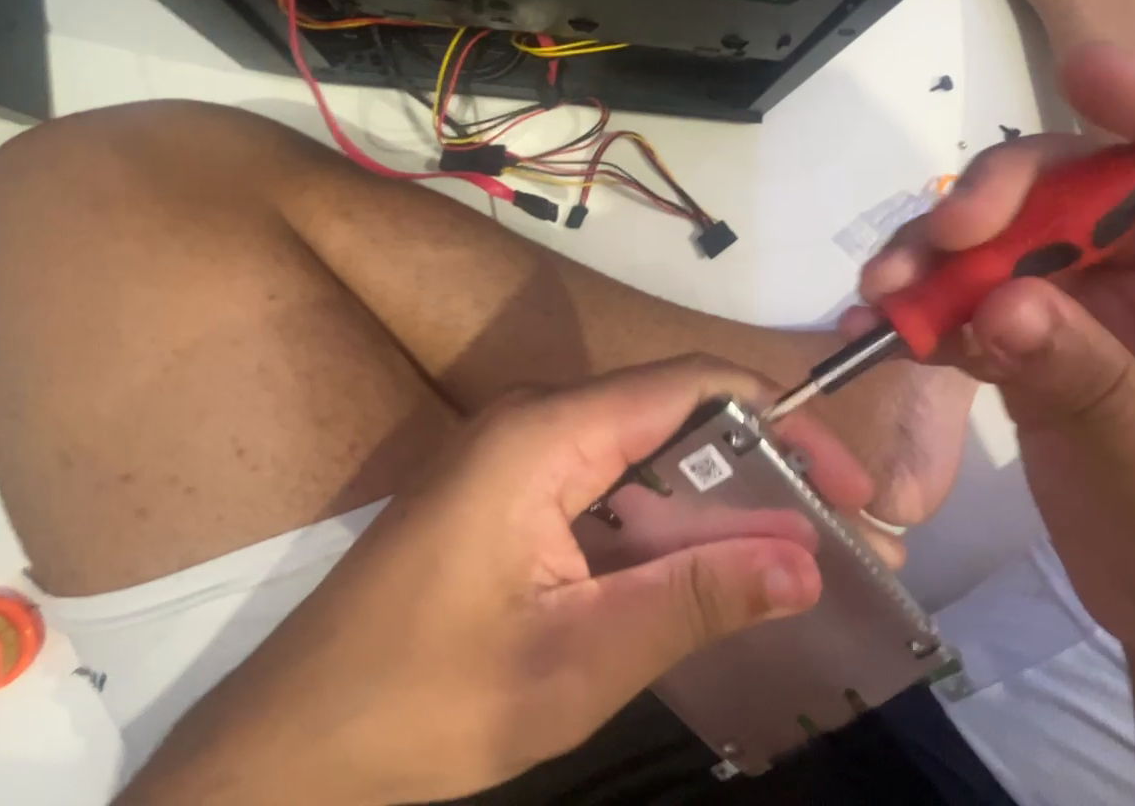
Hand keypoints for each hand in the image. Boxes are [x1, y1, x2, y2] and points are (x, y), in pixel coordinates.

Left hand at [116, 357, 884, 805]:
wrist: (290, 748)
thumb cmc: (422, 701)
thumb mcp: (575, 661)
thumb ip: (693, 600)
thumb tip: (807, 564)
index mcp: (545, 434)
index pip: (692, 386)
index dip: (781, 423)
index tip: (844, 487)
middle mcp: (536, 423)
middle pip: (677, 419)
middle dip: (764, 473)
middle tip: (836, 538)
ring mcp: (521, 460)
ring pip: (650, 460)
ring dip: (722, 508)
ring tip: (793, 564)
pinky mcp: (514, 499)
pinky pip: (614, 493)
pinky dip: (672, 529)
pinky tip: (712, 576)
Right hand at [854, 46, 1134, 801]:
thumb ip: (1101, 395)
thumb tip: (1003, 304)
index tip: (1085, 67)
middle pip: (1093, 188)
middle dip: (1013, 196)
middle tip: (947, 236)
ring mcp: (1100, 312)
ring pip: (1016, 238)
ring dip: (945, 251)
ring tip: (886, 291)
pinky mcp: (1038, 348)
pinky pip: (974, 303)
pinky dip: (925, 309)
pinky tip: (880, 330)